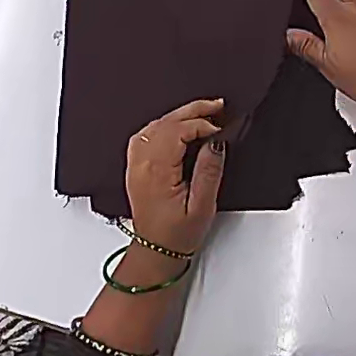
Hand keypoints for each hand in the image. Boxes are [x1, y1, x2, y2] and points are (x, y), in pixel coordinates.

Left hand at [125, 98, 227, 257]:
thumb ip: (209, 172)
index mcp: (157, 172)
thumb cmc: (177, 234)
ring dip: (177, 115)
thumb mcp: (202, 206)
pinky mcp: (136, 167)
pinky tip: (175, 125)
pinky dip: (161, 125)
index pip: (176, 132)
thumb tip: (216, 143)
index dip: (200, 124)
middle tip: (216, 105)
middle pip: (164, 123)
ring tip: (201, 111)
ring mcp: (136, 165)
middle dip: (192, 111)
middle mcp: (142, 165)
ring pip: (153, 126)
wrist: (156, 251)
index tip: (219, 128)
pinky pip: (144, 136)